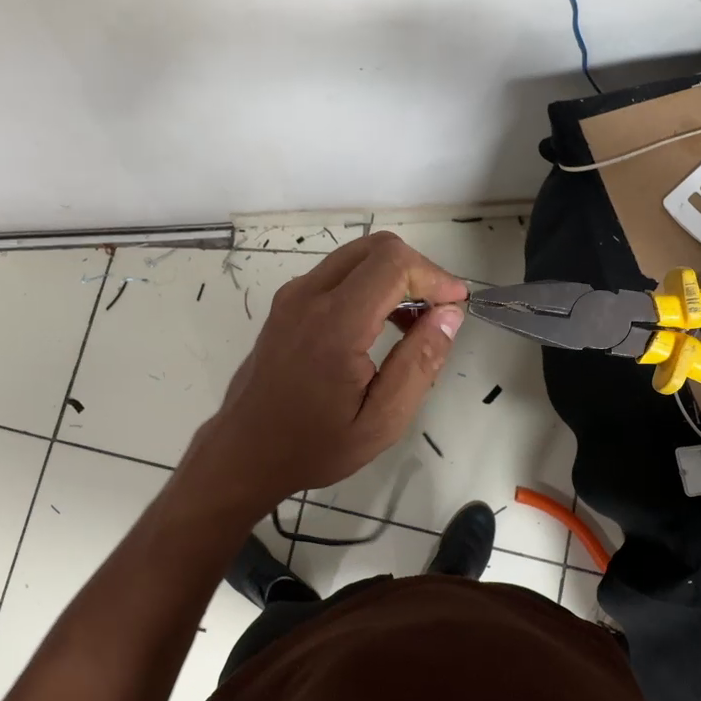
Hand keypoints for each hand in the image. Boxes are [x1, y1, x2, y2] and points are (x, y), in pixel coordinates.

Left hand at [182, 232, 468, 513]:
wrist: (245, 452)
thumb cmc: (313, 445)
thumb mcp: (381, 420)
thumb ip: (419, 363)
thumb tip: (449, 314)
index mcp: (334, 324)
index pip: (394, 263)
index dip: (434, 275)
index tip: (455, 307)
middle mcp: (308, 296)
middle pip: (376, 248)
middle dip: (417, 271)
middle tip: (437, 313)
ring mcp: (292, 296)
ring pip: (356, 257)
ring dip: (392, 276)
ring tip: (413, 324)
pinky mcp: (285, 304)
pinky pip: (336, 273)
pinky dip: (367, 284)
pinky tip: (379, 326)